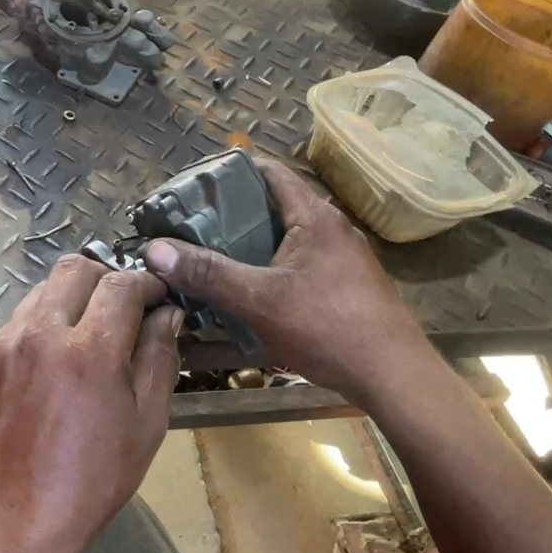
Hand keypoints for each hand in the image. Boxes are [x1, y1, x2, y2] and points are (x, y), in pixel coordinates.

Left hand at [0, 255, 182, 552]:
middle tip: (123, 305)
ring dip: (73, 296)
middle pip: (76, 267)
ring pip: (45, 288)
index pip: (121, 285)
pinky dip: (46, 321)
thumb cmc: (95, 475)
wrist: (21, 511)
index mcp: (89, 351)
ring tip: (90, 331)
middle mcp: (43, 333)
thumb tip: (168, 313)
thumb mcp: (147, 422)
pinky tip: (58, 356)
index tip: (158, 295)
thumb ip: (159, 357)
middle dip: (106, 277)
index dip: (146, 283)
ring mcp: (8, 340)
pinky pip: (22, 317)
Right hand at [142, 159, 435, 403]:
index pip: (268, 172)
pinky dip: (269, 265)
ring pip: (286, 235)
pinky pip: (298, 261)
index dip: (230, 171)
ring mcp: (342, 259)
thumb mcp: (258, 300)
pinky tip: (248, 289)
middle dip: (231, 211)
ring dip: (250, 241)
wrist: (396, 381)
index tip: (192, 186)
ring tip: (210, 255)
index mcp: (314, 217)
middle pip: (274, 204)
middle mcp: (331, 229)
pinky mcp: (346, 286)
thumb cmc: (329, 328)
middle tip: (191, 224)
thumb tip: (155, 249)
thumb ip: (207, 273)